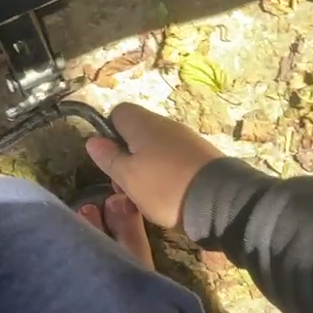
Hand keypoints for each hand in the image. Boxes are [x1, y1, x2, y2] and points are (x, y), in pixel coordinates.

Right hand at [84, 103, 222, 228]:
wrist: (219, 200)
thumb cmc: (165, 186)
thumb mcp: (128, 177)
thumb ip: (109, 158)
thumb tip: (92, 140)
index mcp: (143, 123)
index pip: (117, 113)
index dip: (109, 133)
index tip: (110, 159)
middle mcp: (165, 124)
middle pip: (136, 133)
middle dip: (127, 157)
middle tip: (125, 186)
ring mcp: (185, 138)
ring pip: (154, 148)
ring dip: (145, 168)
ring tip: (145, 197)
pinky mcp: (201, 154)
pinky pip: (173, 158)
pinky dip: (166, 173)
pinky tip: (168, 195)